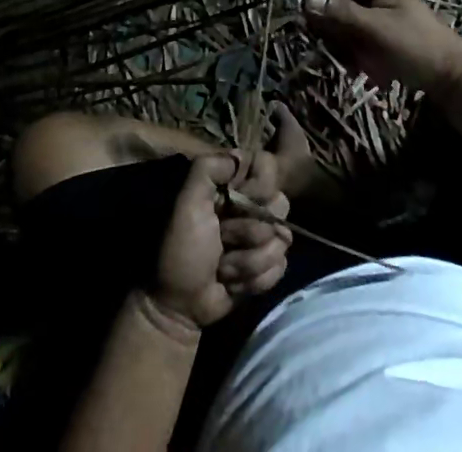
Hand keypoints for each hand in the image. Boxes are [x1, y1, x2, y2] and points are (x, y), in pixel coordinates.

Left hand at [148, 155, 289, 331]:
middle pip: (280, 203)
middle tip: (222, 238)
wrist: (178, 304)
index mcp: (232, 186)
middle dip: (249, 230)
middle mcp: (251, 207)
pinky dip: (254, 279)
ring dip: (248, 260)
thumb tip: (239, 156)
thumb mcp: (186, 203)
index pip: (267, 166)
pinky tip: (232, 283)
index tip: (236, 199)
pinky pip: (280, 267)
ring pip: (282, 240)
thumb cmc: (181, 249)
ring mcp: (262, 238)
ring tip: (223, 266)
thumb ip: (207, 169)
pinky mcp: (267, 266)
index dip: (258, 186)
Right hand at [291, 0, 461, 93]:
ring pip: (335, 20)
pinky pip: (344, 38)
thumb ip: (342, 13)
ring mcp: (369, 17)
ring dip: (332, 36)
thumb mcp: (378, 28)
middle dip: (319, 14)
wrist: (448, 76)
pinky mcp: (369, 37)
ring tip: (342, 54)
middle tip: (303, 25)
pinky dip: (342, 49)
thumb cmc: (416, 45)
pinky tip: (353, 64)